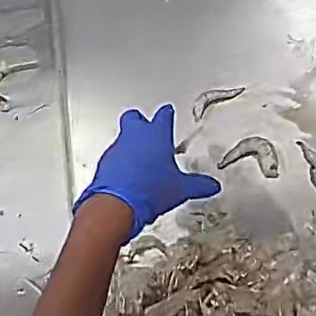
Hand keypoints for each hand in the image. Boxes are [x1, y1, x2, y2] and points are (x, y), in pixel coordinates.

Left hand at [75, 105, 220, 238]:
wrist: (118, 203)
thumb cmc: (149, 188)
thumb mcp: (181, 188)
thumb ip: (197, 185)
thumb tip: (210, 186)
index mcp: (155, 135)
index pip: (163, 116)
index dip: (166, 114)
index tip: (167, 112)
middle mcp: (133, 137)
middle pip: (134, 118)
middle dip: (139, 121)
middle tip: (147, 130)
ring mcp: (116, 149)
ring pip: (122, 138)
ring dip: (130, 146)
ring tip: (140, 160)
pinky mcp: (104, 163)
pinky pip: (112, 157)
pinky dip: (119, 163)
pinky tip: (127, 176)